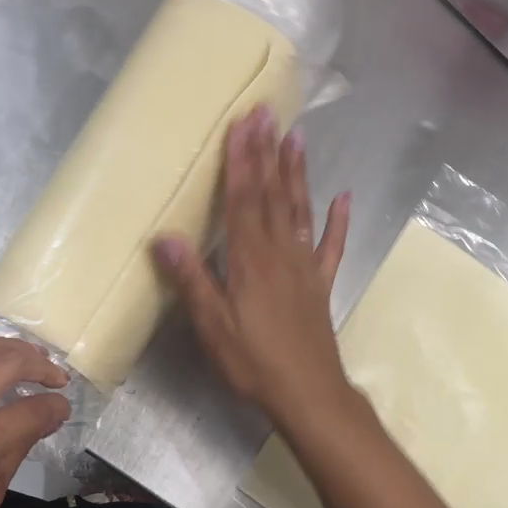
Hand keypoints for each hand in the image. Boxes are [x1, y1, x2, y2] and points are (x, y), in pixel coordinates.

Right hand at [153, 106, 352, 430]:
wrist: (308, 393)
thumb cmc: (253, 362)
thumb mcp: (212, 325)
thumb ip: (192, 279)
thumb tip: (164, 236)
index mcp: (249, 260)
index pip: (243, 200)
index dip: (241, 160)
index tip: (243, 123)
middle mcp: (280, 254)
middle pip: (272, 195)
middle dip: (267, 153)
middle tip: (267, 113)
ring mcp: (304, 268)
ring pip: (299, 211)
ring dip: (297, 174)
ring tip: (297, 138)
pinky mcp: (320, 286)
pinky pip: (331, 246)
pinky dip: (337, 220)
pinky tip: (343, 198)